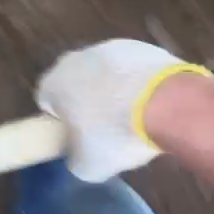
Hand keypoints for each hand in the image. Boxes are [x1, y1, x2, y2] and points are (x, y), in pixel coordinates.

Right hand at [36, 39, 213, 181]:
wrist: (166, 103)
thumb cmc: (117, 133)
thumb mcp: (91, 165)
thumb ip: (76, 161)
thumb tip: (80, 158)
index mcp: (53, 84)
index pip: (47, 102)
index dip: (63, 123)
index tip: (82, 139)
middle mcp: (71, 60)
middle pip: (75, 84)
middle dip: (89, 104)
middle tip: (111, 130)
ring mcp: (105, 49)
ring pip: (105, 75)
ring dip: (116, 92)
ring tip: (141, 118)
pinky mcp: (138, 47)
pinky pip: (133, 69)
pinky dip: (140, 83)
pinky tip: (158, 102)